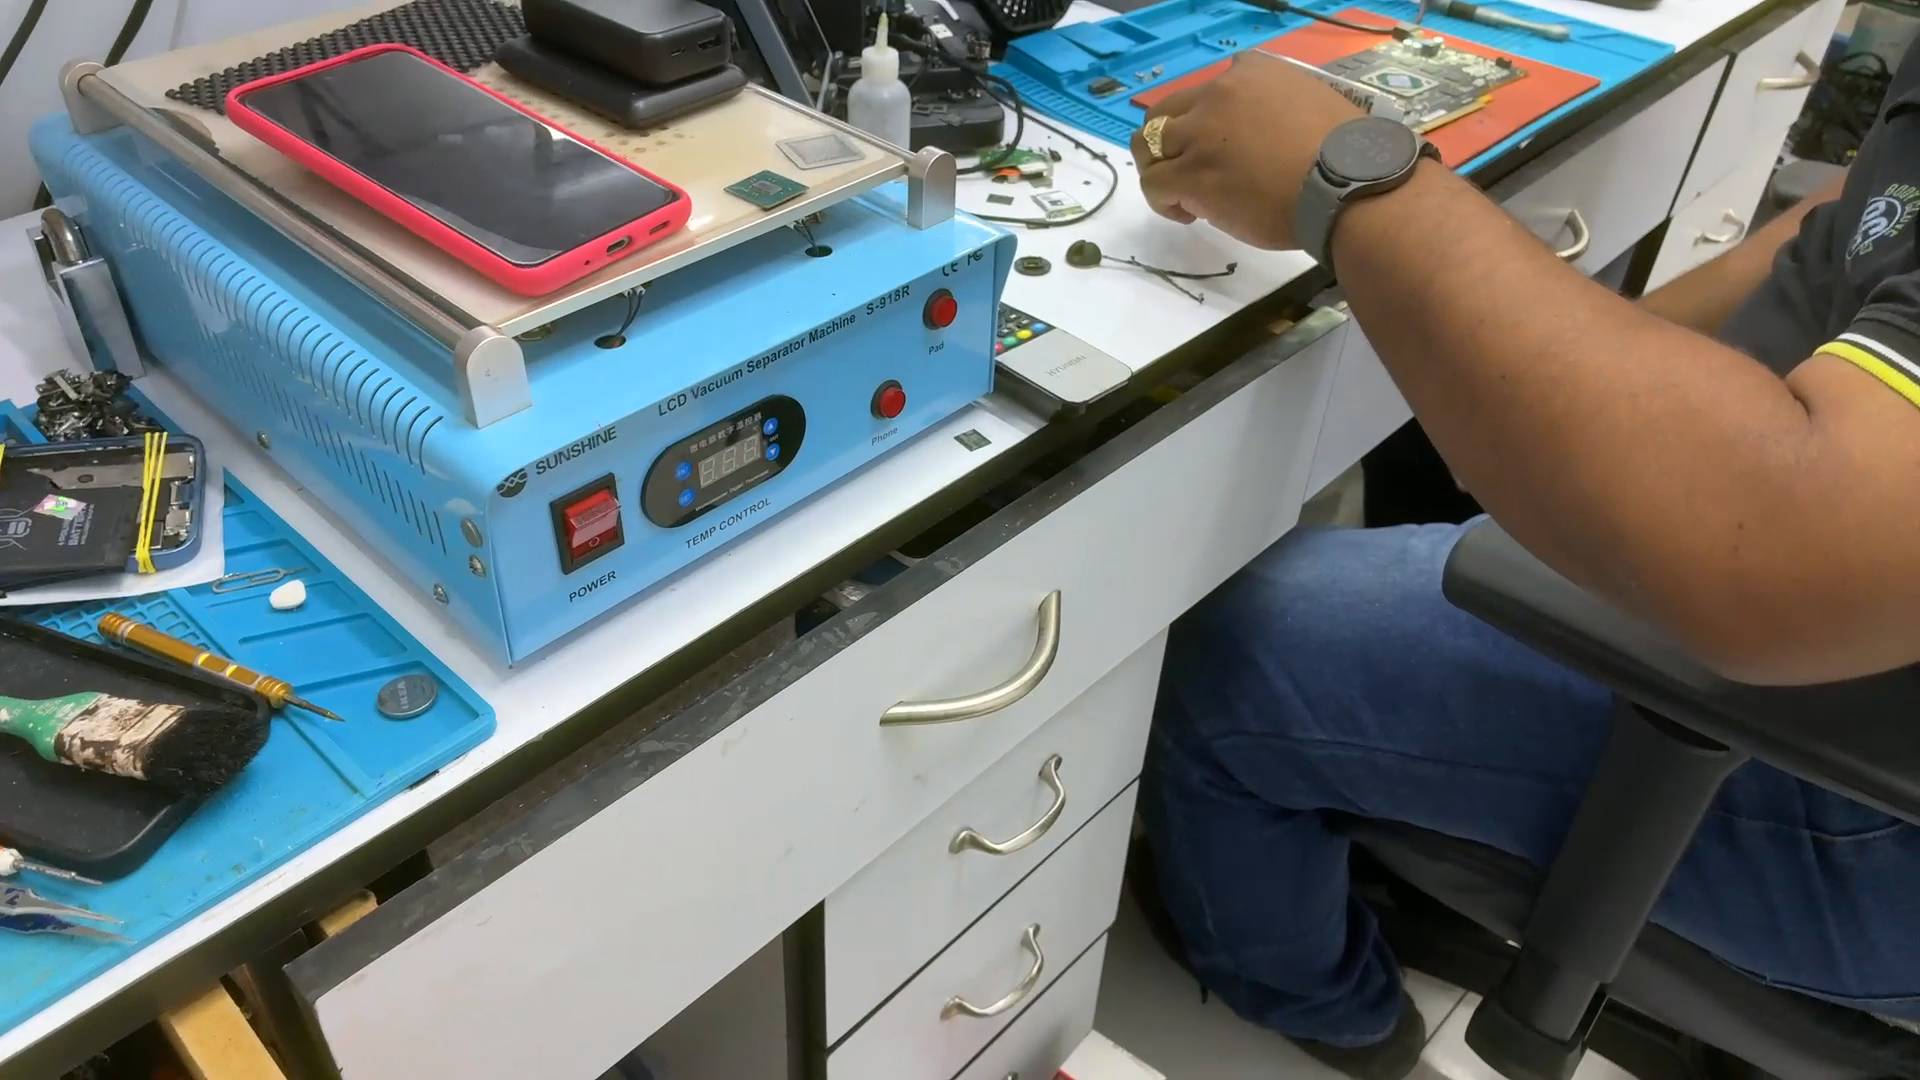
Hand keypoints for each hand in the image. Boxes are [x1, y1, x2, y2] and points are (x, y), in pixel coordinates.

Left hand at [1129, 53, 1363, 249]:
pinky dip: (1163, 203)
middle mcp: (1217, 95)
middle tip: (1186, 177)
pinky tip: (1191, 215)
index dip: (1197, 128)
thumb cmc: (1337, 155)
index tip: (1217, 154)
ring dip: (1160, 174)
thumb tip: (1246, 137)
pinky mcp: (1192, 174)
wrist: (1344, 184)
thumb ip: (1263, 110)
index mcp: (1247, 73)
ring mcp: (1201, 134)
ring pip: (1147, 149)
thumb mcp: (1302, 103)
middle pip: (1160, 117)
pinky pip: (1153, 185)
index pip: (1198, 95)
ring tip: (1185, 198)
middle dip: (1164, 149)